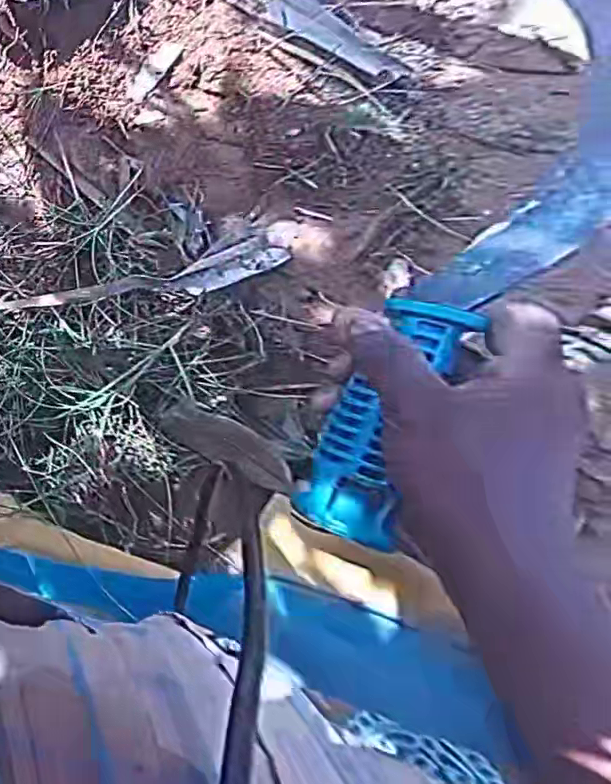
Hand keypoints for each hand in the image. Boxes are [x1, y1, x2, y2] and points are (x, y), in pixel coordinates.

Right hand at [337, 301, 586, 560]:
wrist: (490, 555)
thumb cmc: (463, 474)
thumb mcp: (413, 405)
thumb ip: (384, 354)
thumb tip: (352, 315)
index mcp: (533, 376)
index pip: (509, 318)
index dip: (450, 313)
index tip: (393, 325)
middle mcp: (527, 395)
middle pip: (449, 352)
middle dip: (386, 356)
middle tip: (342, 368)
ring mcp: (505, 426)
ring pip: (429, 385)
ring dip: (374, 389)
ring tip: (335, 405)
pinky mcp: (479, 451)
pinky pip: (430, 417)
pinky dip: (389, 417)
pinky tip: (353, 430)